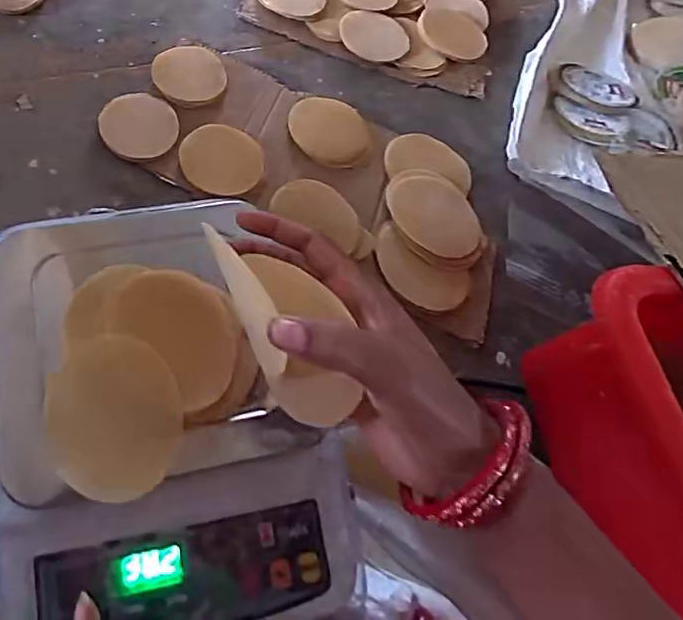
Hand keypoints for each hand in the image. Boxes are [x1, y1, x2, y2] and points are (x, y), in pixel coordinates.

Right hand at [233, 211, 497, 497]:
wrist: (454, 461)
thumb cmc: (425, 400)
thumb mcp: (382, 364)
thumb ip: (331, 344)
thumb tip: (271, 326)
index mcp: (363, 297)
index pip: (316, 249)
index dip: (281, 230)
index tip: (244, 222)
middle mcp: (349, 315)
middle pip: (300, 275)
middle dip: (265, 260)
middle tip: (227, 257)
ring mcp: (343, 349)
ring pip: (296, 315)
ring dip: (266, 304)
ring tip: (233, 301)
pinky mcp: (338, 382)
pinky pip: (298, 357)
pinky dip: (275, 351)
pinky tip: (255, 355)